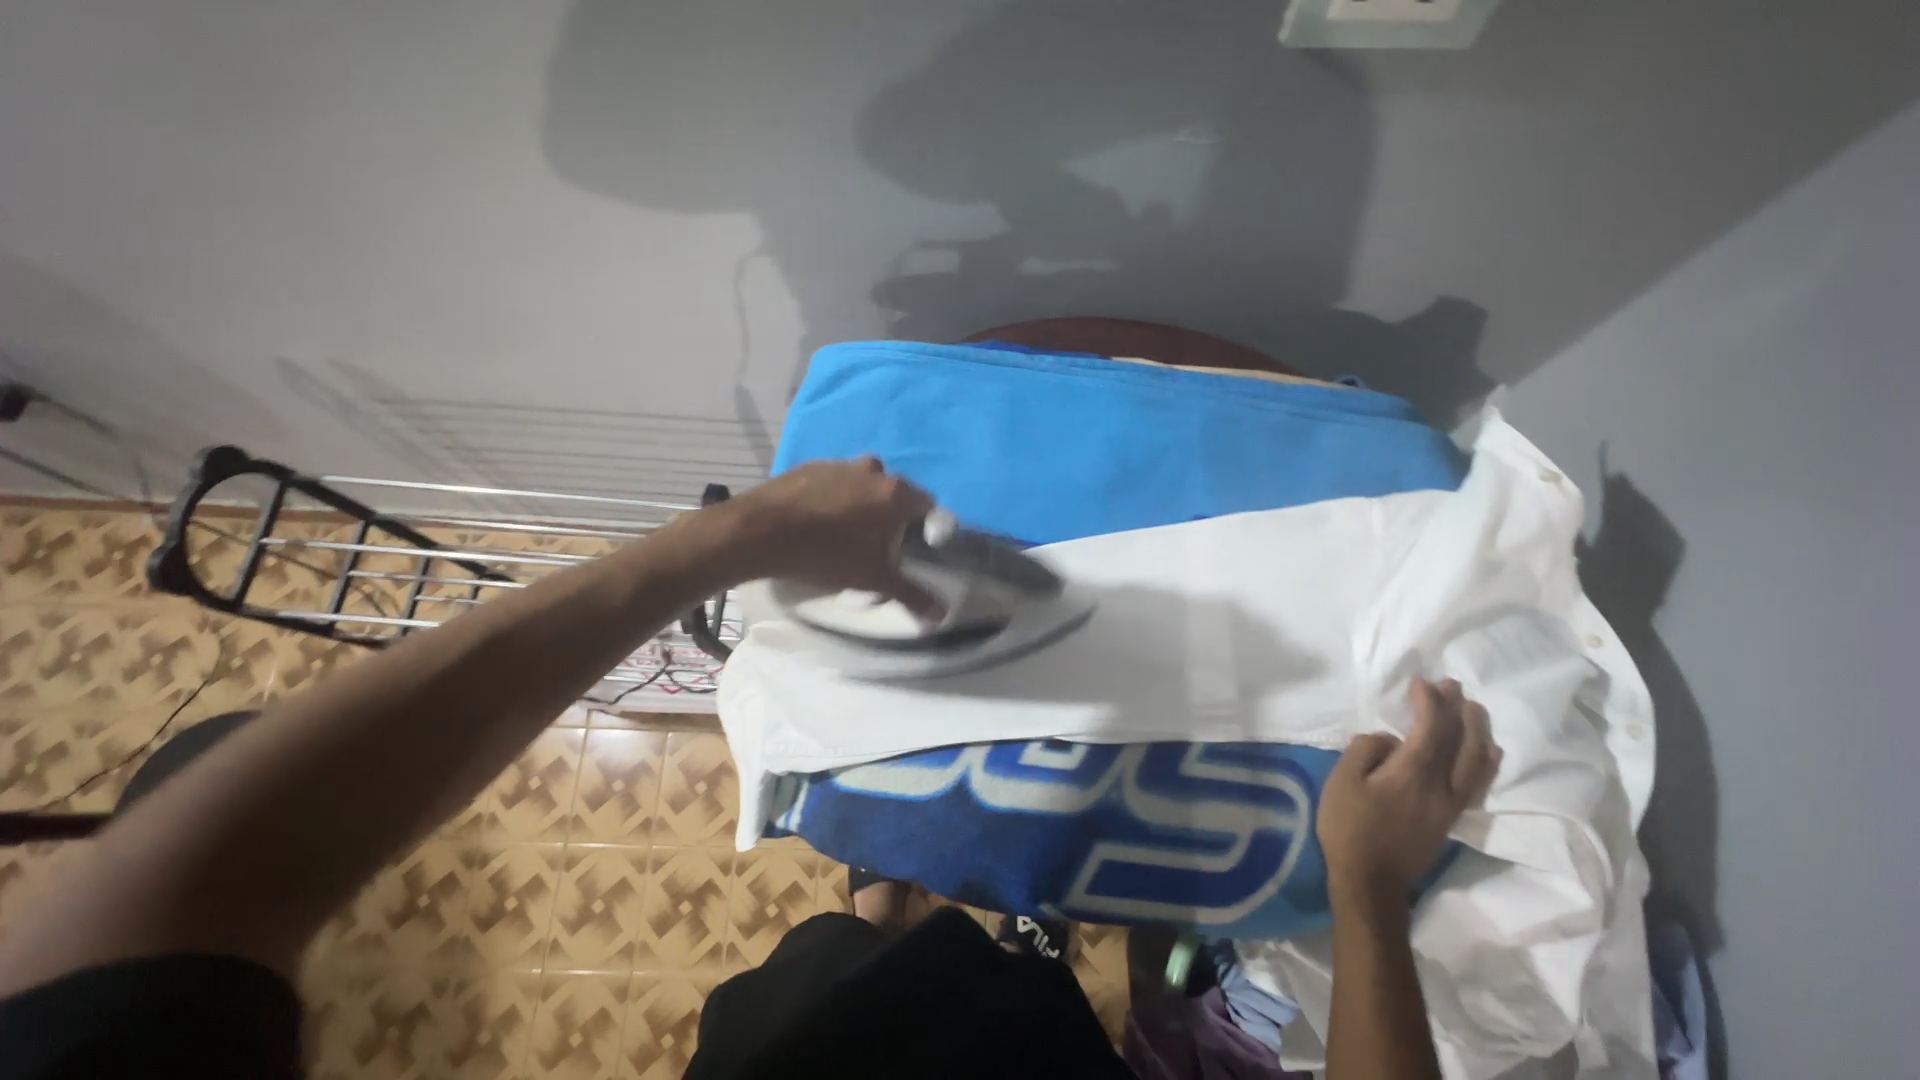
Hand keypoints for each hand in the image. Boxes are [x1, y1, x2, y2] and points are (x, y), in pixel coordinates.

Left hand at [723, 457, 942, 616]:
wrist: (761, 532)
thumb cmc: (827, 554)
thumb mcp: (873, 580)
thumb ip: (911, 594)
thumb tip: (941, 614)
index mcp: (896, 493)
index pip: (927, 505)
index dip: (924, 527)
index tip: (911, 548)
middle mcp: (873, 471)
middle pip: (894, 493)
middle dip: (891, 516)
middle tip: (878, 545)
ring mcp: (840, 464)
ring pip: (863, 485)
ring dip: (861, 504)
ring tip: (845, 534)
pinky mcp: (811, 466)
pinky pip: (834, 483)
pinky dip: (833, 498)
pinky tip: (818, 523)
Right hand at [1318, 678, 1500, 902]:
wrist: (1370, 880)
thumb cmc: (1349, 827)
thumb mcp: (1342, 782)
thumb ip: (1365, 751)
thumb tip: (1389, 740)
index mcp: (1412, 772)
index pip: (1431, 727)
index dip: (1430, 701)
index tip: (1420, 683)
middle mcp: (1441, 784)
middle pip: (1459, 739)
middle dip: (1456, 708)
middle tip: (1451, 685)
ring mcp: (1451, 803)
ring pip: (1477, 760)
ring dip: (1478, 730)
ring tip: (1474, 709)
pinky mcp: (1451, 817)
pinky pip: (1479, 782)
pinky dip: (1486, 761)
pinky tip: (1488, 751)